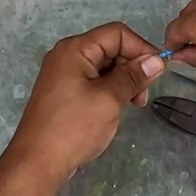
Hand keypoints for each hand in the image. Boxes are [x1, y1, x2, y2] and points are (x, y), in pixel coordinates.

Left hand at [7, 23, 166, 181]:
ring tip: (135, 104)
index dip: (141, 48)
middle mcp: (67, 56)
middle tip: (144, 94)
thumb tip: (156, 60)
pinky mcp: (64, 92)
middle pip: (110, 48)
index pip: (116, 34)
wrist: (37, 162)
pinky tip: (118, 107)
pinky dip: (110, 89)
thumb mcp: (109, 99)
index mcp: (75, 49)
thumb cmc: (74, 127)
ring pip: (104, 66)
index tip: (158, 70)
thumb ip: (133, 76)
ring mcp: (64, 74)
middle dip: (132, 66)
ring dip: (124, 80)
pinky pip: (93, 81)